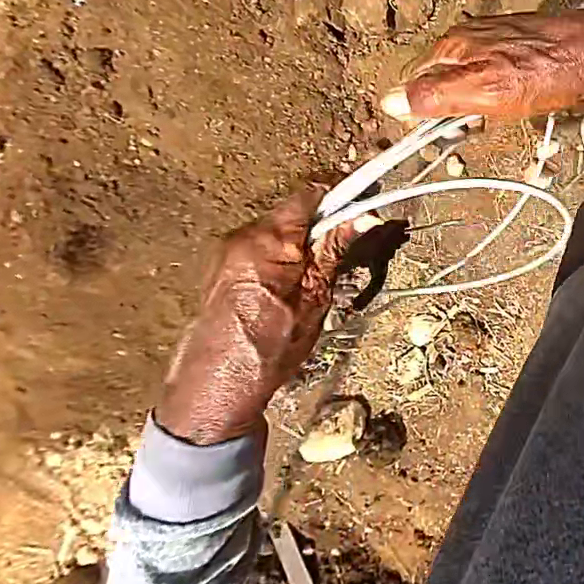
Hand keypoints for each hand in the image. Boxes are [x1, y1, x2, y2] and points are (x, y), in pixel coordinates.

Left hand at [155, 187, 357, 445]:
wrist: (215, 389)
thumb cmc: (268, 348)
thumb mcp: (315, 297)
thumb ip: (335, 250)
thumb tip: (363, 216)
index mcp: (266, 240)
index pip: (310, 195)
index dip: (343, 194)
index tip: (368, 198)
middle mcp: (241, 237)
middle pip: (295, 212)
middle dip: (326, 222)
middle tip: (354, 243)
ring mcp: (227, 252)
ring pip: (280, 230)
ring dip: (306, 240)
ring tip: (325, 271)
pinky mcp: (222, 268)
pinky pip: (263, 247)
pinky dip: (286, 254)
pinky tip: (298, 282)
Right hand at [379, 11, 583, 120]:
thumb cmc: (547, 74)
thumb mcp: (487, 90)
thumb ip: (438, 95)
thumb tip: (390, 102)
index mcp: (454, 45)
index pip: (416, 84)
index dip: (426, 114)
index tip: (448, 134)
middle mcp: (469, 37)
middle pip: (443, 83)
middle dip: (456, 111)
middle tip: (482, 125)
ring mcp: (496, 39)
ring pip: (471, 82)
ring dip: (480, 107)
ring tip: (506, 114)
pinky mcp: (520, 45)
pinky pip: (496, 78)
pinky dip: (502, 97)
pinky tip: (522, 101)